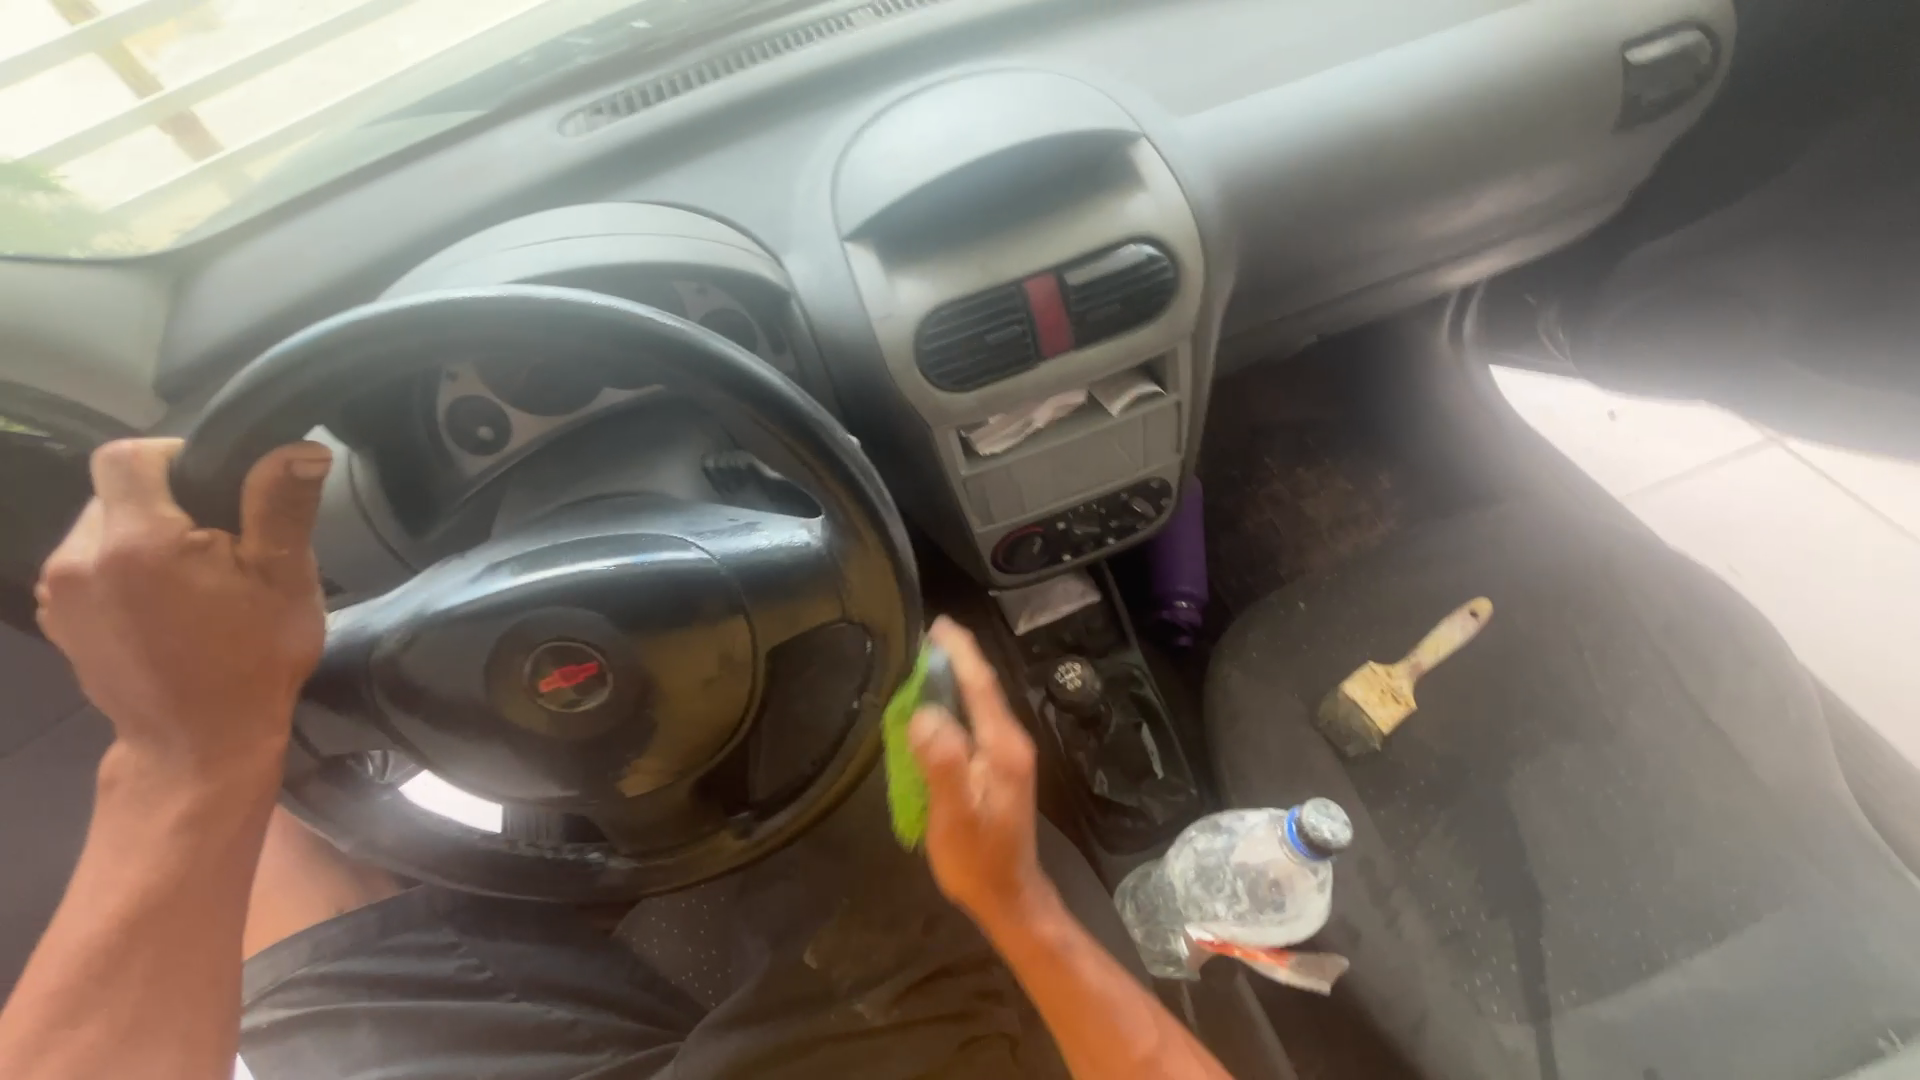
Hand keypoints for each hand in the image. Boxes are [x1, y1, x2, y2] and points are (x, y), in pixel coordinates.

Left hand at [34, 437, 332, 783]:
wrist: (200, 739)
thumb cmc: (256, 655)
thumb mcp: (286, 577)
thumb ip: (282, 506)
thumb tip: (301, 448)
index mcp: (137, 541)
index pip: (129, 456)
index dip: (178, 455)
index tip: (226, 486)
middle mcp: (77, 557)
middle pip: (117, 493)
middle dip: (173, 503)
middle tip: (232, 543)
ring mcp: (60, 591)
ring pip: (103, 528)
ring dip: (151, 536)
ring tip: (204, 577)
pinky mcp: (60, 617)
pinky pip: (92, 565)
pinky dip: (130, 567)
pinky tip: (173, 603)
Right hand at [910, 617, 1055, 930]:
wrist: (1008, 895)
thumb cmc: (978, 859)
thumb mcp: (955, 815)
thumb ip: (943, 763)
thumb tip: (924, 714)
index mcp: (1002, 746)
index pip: (980, 685)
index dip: (959, 653)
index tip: (937, 625)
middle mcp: (1009, 742)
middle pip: (982, 688)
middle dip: (956, 659)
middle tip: (924, 637)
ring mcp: (1006, 754)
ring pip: (979, 703)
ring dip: (954, 679)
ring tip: (923, 662)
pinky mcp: (998, 766)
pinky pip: (975, 720)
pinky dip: (955, 703)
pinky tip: (935, 706)